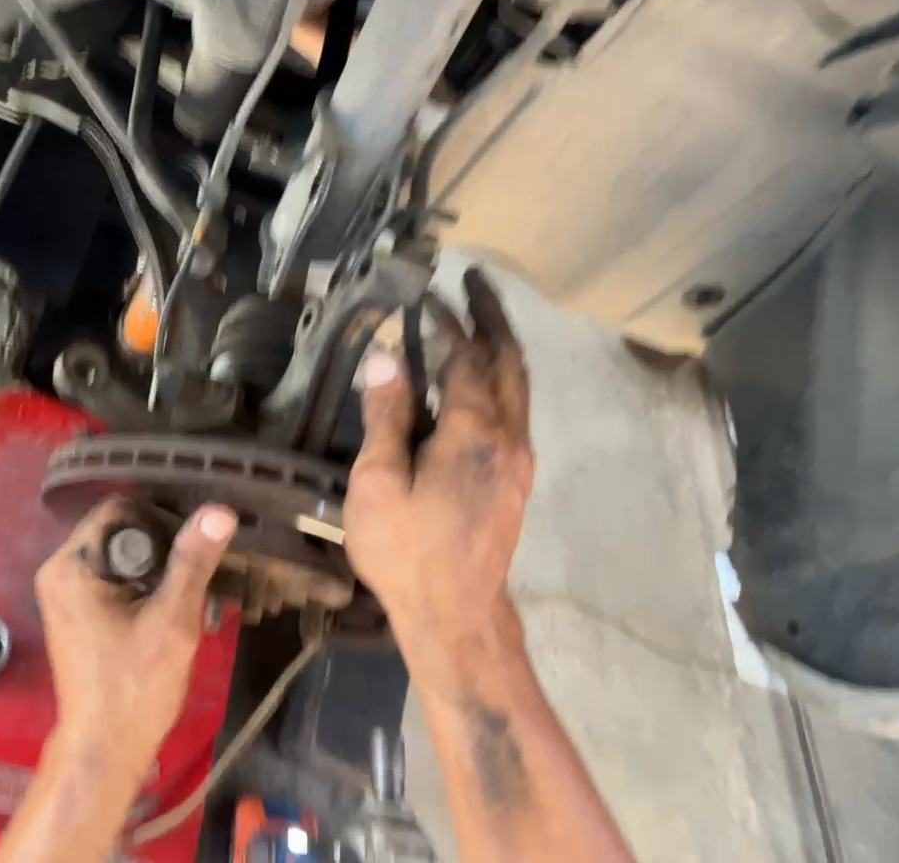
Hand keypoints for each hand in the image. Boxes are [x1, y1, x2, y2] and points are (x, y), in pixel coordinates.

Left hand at [34, 499, 236, 779]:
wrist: (104, 753)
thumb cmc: (134, 688)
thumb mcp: (172, 621)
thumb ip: (192, 562)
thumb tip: (219, 511)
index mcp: (71, 564)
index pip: (120, 510)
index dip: (161, 519)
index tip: (194, 546)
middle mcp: (59, 570)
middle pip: (120, 531)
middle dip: (163, 550)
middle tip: (198, 574)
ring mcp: (66, 593)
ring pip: (121, 557)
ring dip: (158, 572)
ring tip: (193, 595)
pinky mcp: (76, 613)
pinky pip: (114, 580)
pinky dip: (143, 588)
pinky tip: (172, 610)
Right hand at [344, 268, 534, 643]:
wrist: (456, 615)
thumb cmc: (406, 550)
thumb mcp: (378, 482)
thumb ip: (386, 415)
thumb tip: (388, 356)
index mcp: (474, 434)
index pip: (466, 357)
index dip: (449, 322)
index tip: (428, 293)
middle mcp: (509, 438)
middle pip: (510, 362)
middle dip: (494, 318)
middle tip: (474, 284)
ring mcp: (520, 461)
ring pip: (519, 386)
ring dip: (500, 347)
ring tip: (477, 321)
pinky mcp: (517, 479)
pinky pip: (514, 409)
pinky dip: (498, 378)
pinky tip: (474, 380)